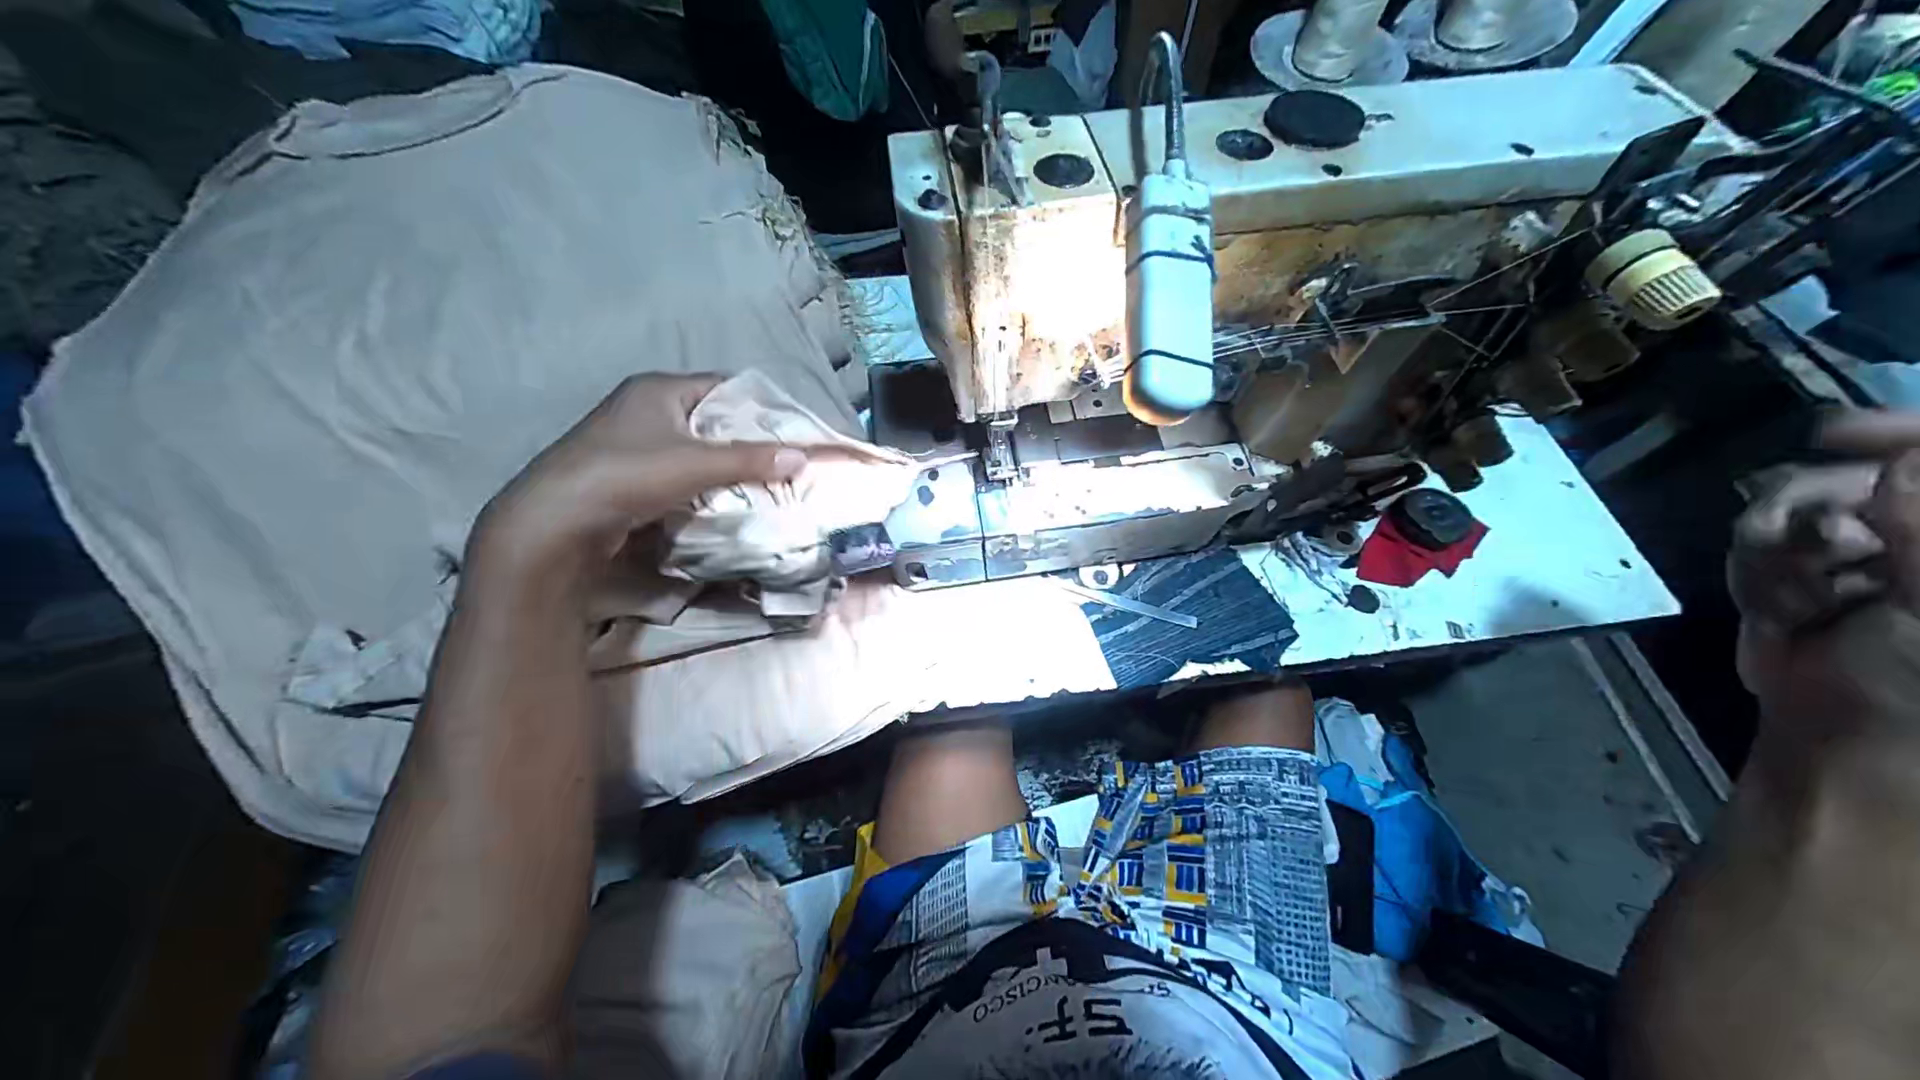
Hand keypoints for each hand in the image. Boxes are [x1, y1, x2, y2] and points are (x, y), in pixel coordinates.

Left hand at [466, 374, 805, 600]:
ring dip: (724, 468)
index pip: (723, 387)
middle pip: (711, 421)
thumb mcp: (696, 464)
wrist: (556, 522)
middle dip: (745, 442)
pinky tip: (724, 503)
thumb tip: (802, 457)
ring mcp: (633, 443)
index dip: (758, 406)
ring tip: (762, 485)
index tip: (789, 431)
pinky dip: (702, 486)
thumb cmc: (626, 474)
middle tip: (782, 462)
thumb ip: (750, 460)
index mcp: (658, 389)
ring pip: (695, 450)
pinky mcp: (626, 476)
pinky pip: (678, 474)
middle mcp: (644, 409)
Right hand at [1730, 410, 1919, 745]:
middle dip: (1815, 507)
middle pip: (1862, 476)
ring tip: (1795, 600)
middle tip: (1801, 538)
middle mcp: (1912, 537)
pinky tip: (1779, 607)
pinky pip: (1758, 545)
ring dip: (1777, 551)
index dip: (1903, 433)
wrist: (1843, 750)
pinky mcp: (1799, 575)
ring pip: (1794, 508)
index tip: (1833, 434)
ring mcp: (1863, 555)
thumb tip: (1905, 459)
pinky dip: (1759, 573)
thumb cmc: (1915, 690)